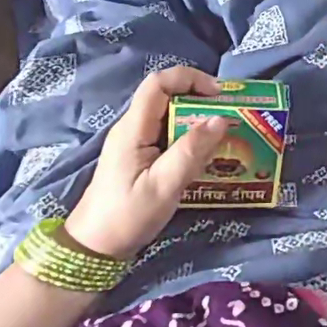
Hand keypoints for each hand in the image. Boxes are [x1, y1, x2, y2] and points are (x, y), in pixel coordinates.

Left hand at [63, 67, 229, 260]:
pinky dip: (190, 139)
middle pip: (167, 97)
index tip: (220, 94)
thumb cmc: (127, 216)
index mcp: (133, 128)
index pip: (159, 83)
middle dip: (201, 100)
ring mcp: (135, 143)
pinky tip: (207, 156)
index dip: (190, 79)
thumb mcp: (164, 186)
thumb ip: (191, 151)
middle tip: (231, 116)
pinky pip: (168, 136)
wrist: (95, 248)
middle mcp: (133, 128)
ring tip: (226, 135)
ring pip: (170, 117)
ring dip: (198, 121)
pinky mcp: (140, 158)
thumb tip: (221, 119)